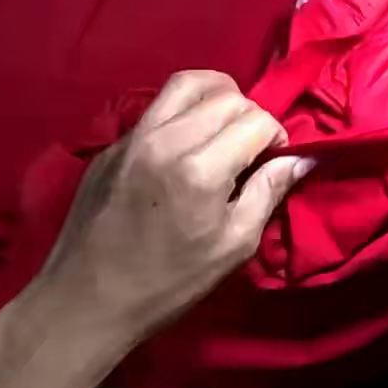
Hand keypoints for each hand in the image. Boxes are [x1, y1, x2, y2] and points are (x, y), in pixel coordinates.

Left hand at [25, 71, 314, 359]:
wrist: (82, 304)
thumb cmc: (170, 280)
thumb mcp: (236, 243)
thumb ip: (271, 190)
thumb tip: (305, 158)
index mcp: (199, 169)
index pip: (258, 120)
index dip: (277, 137)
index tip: (274, 164)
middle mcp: (164, 141)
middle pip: (228, 96)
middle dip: (253, 117)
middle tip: (253, 150)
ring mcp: (131, 139)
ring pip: (189, 83)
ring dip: (220, 97)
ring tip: (227, 127)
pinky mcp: (110, 146)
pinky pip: (159, 106)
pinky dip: (187, 111)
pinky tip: (190, 145)